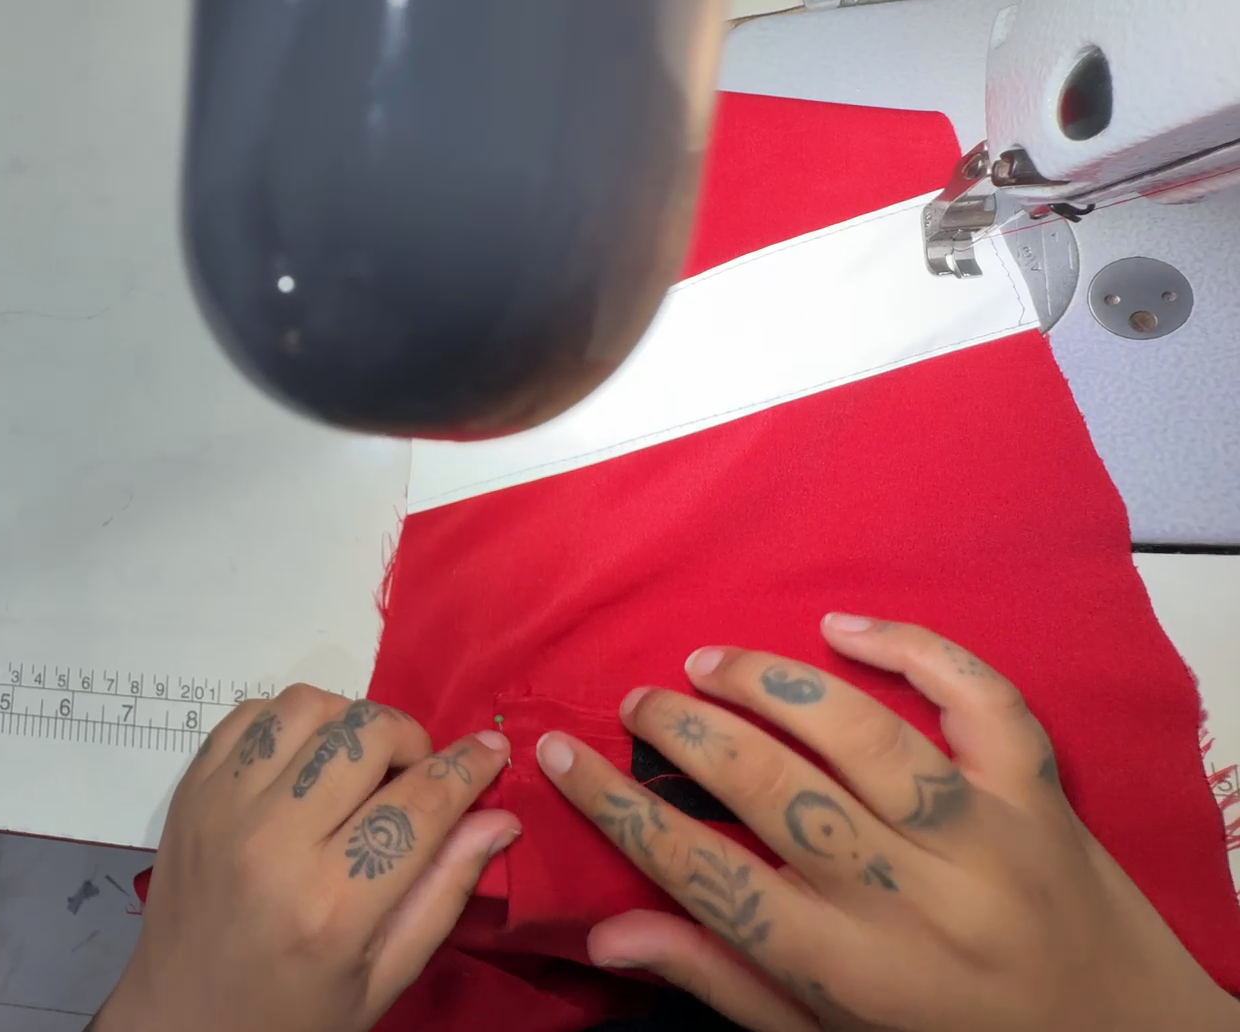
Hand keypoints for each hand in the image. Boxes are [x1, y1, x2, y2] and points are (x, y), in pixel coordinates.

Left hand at [95, 686, 518, 1031]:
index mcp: (332, 904)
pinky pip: (252, 712)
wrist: (177, 1020)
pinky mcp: (192, 786)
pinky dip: (290, 720)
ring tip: (355, 761)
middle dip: (410, 739)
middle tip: (412, 772)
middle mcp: (274, 840)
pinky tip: (302, 756)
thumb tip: (500, 817)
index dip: (469, 767)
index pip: (421, 803)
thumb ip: (445, 891)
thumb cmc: (291, 1014)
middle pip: (364, 735)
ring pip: (307, 705)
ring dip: (348, 720)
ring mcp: (223, 804)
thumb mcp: (383, 978)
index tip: (492, 750)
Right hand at [536, 615, 1239, 1031]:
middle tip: (637, 702)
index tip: (556, 751)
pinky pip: (985, 704)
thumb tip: (603, 935)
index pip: (698, 873)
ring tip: (706, 663)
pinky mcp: (1046, 801)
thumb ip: (714, 978)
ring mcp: (990, 842)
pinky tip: (843, 625)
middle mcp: (917, 899)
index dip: (612, 803)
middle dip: (681, 731)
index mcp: (852, 969)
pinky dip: (915, 650)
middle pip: (771, 789)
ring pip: (861, 734)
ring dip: (765, 684)